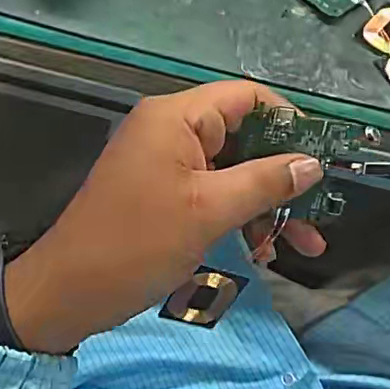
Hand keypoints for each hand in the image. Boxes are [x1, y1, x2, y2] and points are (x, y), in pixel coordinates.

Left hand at [4, 81, 326, 352]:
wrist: (69, 291)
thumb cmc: (137, 242)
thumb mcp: (209, 211)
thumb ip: (265, 181)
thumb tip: (312, 164)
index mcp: (175, 117)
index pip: (246, 97)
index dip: (289, 122)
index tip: (320, 158)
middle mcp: (171, 130)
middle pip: (243, 137)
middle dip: (282, 176)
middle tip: (315, 214)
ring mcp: (166, 162)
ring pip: (232, 170)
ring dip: (265, 205)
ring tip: (298, 247)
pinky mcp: (163, 192)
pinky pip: (212, 192)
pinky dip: (238, 216)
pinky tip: (261, 250)